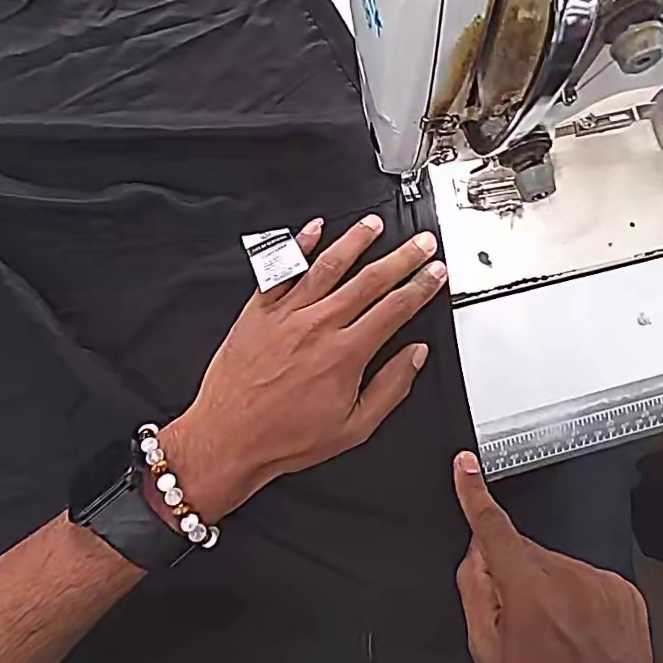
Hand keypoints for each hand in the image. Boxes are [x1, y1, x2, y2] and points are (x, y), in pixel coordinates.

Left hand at [158, 214, 445, 520]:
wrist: (228, 437)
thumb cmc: (284, 436)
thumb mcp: (353, 428)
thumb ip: (390, 388)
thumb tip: (414, 357)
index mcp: (345, 353)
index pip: (395, 308)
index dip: (420, 286)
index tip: (434, 273)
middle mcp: (317, 325)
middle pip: (369, 279)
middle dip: (402, 257)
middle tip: (420, 242)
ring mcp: (286, 314)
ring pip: (328, 265)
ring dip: (355, 240)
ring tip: (374, 225)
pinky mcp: (258, 311)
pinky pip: (282, 269)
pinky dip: (299, 245)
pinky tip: (313, 230)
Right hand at [452, 451, 659, 662]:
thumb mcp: (488, 656)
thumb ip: (475, 590)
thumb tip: (477, 550)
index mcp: (531, 595)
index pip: (494, 527)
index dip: (474, 493)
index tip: (465, 467)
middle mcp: (572, 581)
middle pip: (523, 549)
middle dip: (513, 574)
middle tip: (520, 623)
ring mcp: (604, 585)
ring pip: (553, 562)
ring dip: (546, 587)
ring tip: (556, 638)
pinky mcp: (626, 592)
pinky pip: (582, 576)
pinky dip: (573, 596)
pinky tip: (579, 636)